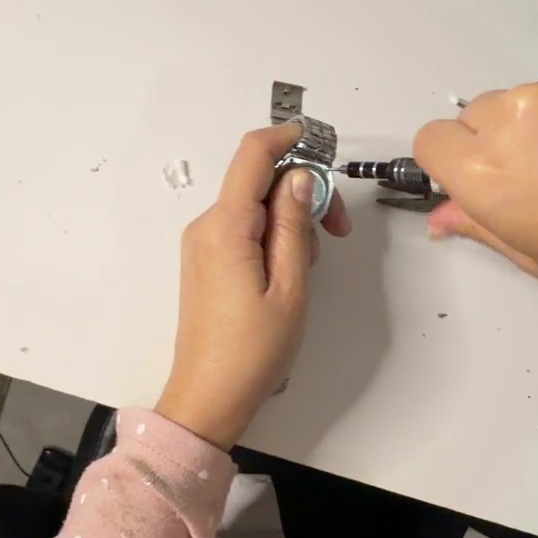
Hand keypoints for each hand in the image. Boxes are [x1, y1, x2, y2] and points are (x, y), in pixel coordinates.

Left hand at [156, 125, 351, 449]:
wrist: (209, 397)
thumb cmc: (253, 352)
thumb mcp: (290, 288)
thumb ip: (293, 226)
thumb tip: (298, 179)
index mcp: (226, 228)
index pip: (253, 154)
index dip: (289, 139)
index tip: (322, 147)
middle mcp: (205, 227)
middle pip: (256, 180)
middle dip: (300, 191)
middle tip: (336, 230)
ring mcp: (201, 245)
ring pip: (252, 207)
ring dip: (288, 219)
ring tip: (311, 264)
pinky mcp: (204, 263)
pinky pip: (241, 230)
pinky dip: (270, 237)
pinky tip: (289, 271)